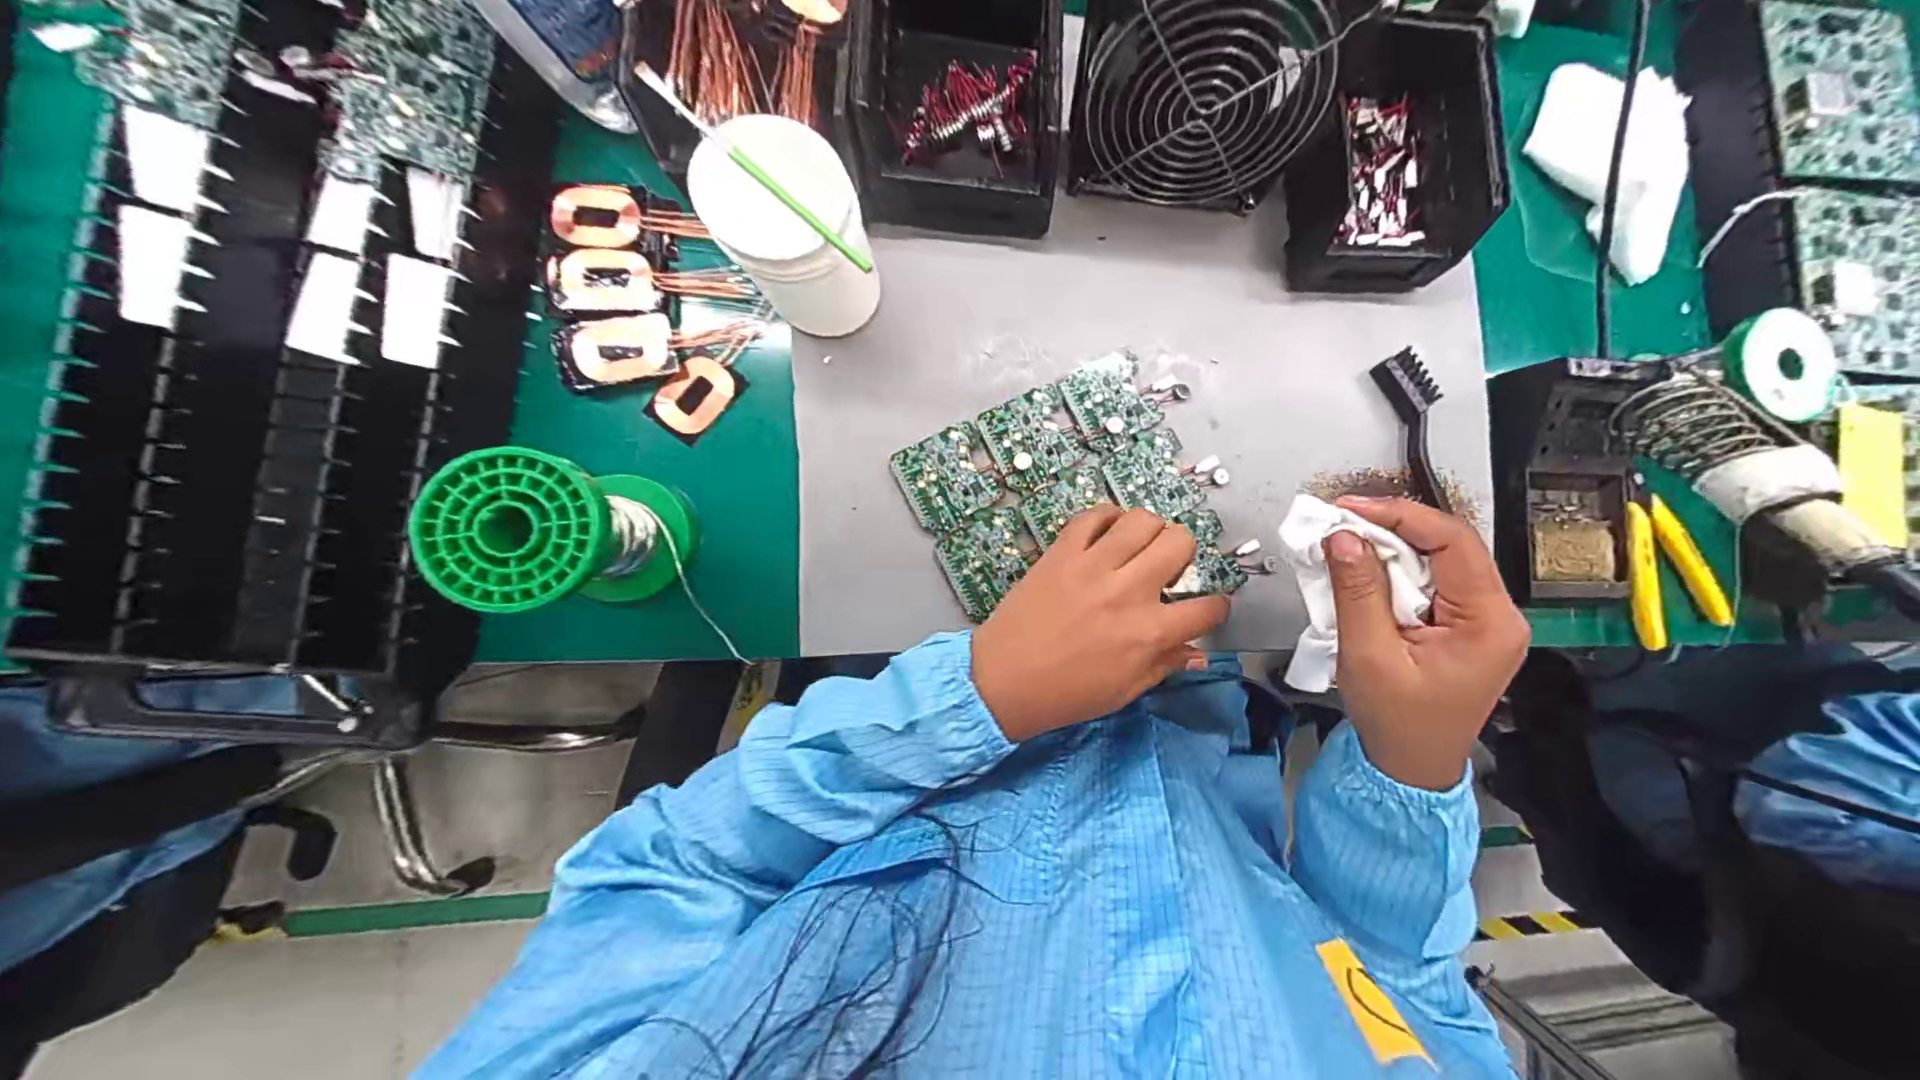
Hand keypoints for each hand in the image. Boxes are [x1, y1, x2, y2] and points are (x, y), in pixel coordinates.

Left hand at [972, 507, 1230, 740]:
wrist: (1004, 680)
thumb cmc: (1065, 693)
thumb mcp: (1125, 689)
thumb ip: (1165, 664)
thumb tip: (1198, 652)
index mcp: (1149, 632)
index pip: (1207, 607)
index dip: (1216, 606)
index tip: (1207, 607)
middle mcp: (1127, 591)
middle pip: (1180, 542)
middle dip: (1184, 553)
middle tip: (1166, 568)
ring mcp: (1092, 566)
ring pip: (1142, 519)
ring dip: (1149, 530)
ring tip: (1137, 547)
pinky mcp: (1060, 553)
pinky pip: (1092, 516)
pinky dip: (1106, 518)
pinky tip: (1106, 534)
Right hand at [1326, 497, 1529, 789]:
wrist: (1409, 765)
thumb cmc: (1397, 721)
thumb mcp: (1369, 655)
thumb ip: (1357, 592)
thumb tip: (1343, 537)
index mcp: (1489, 622)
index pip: (1453, 542)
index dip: (1400, 516)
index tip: (1350, 508)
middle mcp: (1494, 614)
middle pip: (1444, 547)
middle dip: (1386, 532)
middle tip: (1336, 527)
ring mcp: (1477, 620)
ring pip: (1430, 562)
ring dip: (1382, 553)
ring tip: (1339, 549)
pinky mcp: (1456, 625)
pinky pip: (1421, 583)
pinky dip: (1385, 574)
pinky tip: (1357, 575)